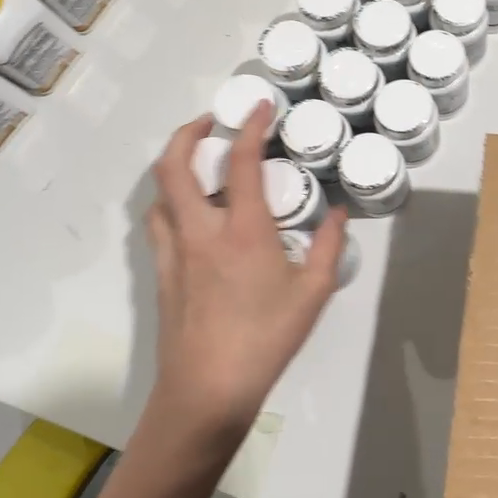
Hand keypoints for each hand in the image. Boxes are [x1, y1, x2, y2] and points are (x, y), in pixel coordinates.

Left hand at [147, 104, 346, 436]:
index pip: (240, 162)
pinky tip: (193, 214)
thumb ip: (327, 246)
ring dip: (175, 167)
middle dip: (188, 133)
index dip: (250, 126)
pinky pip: (159, 223)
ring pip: (159, 194)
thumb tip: (338, 214)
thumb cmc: (267, 338)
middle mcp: (201, 231)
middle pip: (174, 166)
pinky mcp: (163, 274)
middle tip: (212, 122)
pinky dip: (171, 202)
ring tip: (200, 164)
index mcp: (243, 231)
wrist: (206, 390)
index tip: (259, 106)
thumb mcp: (314, 292)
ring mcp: (175, 253)